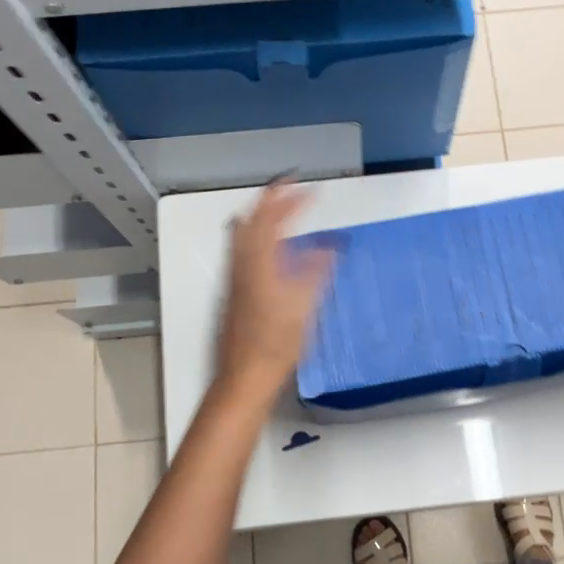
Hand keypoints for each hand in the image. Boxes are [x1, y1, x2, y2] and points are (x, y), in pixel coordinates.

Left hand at [215, 182, 336, 395]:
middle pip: (250, 219)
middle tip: (293, 194)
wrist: (243, 377)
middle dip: (272, 201)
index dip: (289, 196)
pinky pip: (241, 251)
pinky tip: (274, 253)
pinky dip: (258, 238)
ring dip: (262, 218)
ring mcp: (232, 279)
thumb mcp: (305, 306)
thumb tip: (332, 244)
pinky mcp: (232, 293)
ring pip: (241, 235)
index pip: (270, 216)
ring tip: (284, 214)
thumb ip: (317, 270)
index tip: (308, 186)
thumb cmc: (275, 345)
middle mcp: (240, 265)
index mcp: (258, 262)